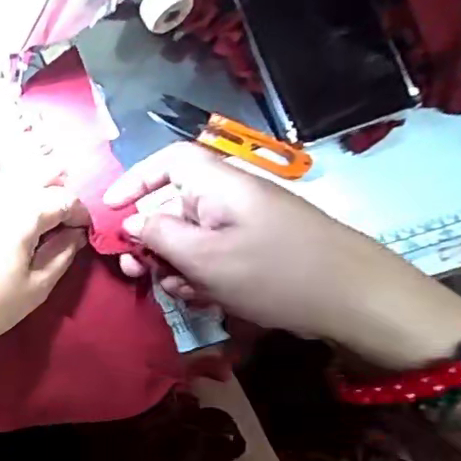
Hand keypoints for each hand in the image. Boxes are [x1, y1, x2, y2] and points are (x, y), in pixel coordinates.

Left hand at [0, 166, 88, 377]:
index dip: (79, 213)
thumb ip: (62, 254)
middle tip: (54, 204)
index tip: (79, 230)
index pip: (66, 198)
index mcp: (26, 211)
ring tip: (17, 181)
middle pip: (37, 164)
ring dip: (14, 160)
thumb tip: (76, 233)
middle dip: (55, 180)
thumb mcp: (36, 288)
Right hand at [103, 143, 460, 368]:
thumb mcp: (204, 257)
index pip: (167, 161)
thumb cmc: (273, 272)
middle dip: (151, 240)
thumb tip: (131, 222)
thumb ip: (159, 236)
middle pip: (173, 205)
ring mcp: (245, 224)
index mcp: (216, 184)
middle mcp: (229, 197)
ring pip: (191, 238)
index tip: (110, 210)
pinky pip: (215, 255)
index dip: (134, 179)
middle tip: (139, 272)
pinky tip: (209, 299)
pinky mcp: (257, 249)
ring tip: (186, 292)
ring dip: (177, 266)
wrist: (351, 297)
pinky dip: (203, 275)